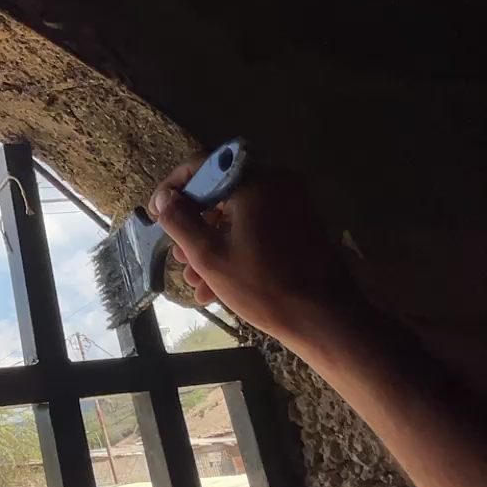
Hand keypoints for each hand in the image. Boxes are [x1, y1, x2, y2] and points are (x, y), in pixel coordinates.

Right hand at [149, 162, 356, 345]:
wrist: (329, 320)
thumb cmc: (265, 287)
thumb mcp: (210, 256)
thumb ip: (180, 221)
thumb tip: (165, 198)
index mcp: (253, 184)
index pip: (201, 165)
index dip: (173, 188)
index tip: (157, 214)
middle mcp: (275, 184)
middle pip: (219, 192)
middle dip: (193, 226)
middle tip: (177, 256)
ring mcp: (292, 204)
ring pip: (236, 214)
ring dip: (212, 243)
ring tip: (195, 280)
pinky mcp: (300, 225)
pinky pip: (257, 225)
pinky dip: (235, 246)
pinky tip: (218, 283)